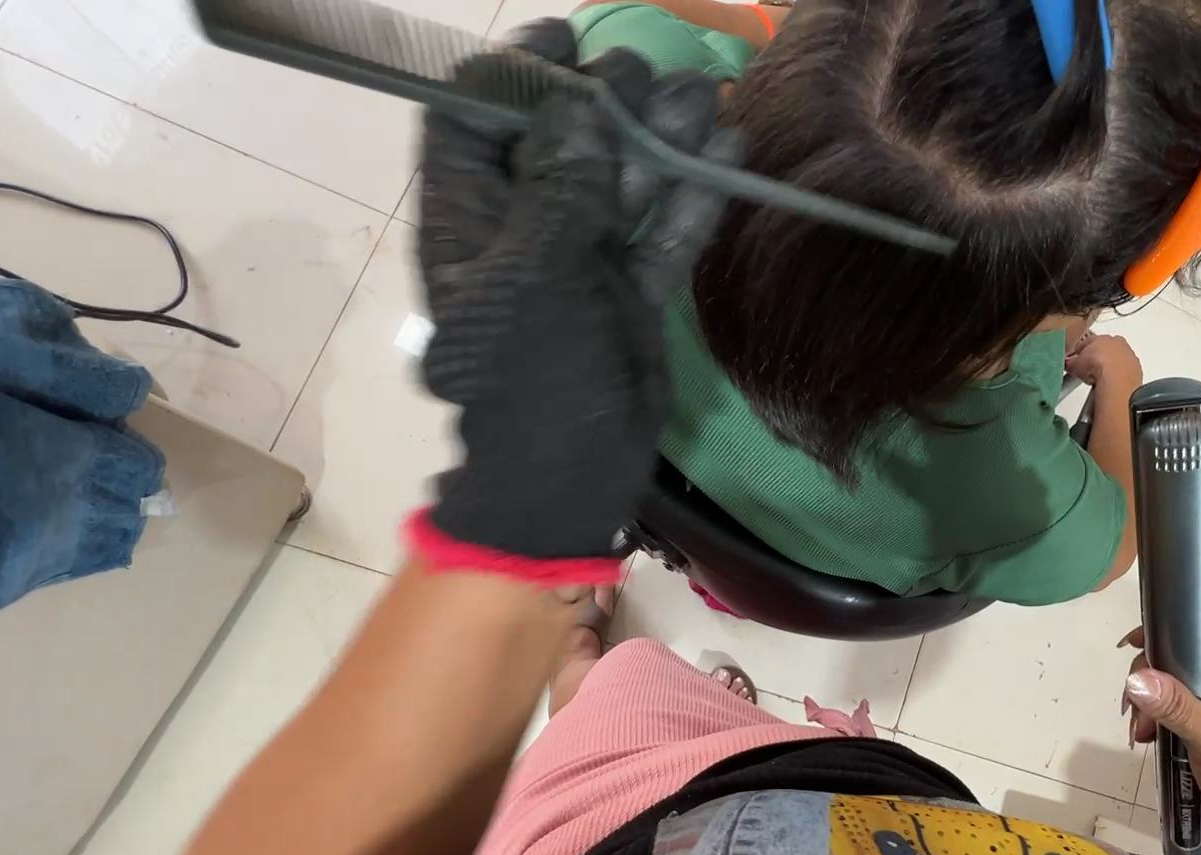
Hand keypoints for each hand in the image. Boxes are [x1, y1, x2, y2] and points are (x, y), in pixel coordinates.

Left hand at [417, 24, 742, 561]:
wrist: (575, 466)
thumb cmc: (535, 375)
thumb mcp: (535, 278)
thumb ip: (557, 191)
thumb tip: (576, 105)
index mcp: (473, 219)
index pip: (478, 121)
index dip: (518, 74)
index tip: (564, 36)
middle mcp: (526, 229)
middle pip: (566, 145)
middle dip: (611, 105)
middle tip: (657, 76)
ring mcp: (584, 262)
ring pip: (624, 187)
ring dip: (665, 146)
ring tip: (709, 99)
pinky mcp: (631, 291)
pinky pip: (662, 235)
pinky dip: (693, 202)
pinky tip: (727, 158)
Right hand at [1065, 333, 1141, 387]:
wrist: (1115, 378)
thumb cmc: (1096, 366)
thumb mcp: (1074, 365)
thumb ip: (1071, 363)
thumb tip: (1068, 365)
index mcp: (1101, 337)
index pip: (1088, 342)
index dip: (1081, 352)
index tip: (1079, 360)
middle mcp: (1117, 342)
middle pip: (1106, 349)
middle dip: (1099, 357)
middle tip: (1091, 369)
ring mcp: (1128, 354)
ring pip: (1118, 359)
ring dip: (1111, 367)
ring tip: (1101, 379)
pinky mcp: (1136, 368)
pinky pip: (1125, 371)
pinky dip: (1119, 376)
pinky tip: (1111, 383)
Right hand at [1121, 622, 1200, 836]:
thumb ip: (1172, 704)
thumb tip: (1134, 677)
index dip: (1170, 629)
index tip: (1135, 645)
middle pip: (1188, 655)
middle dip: (1154, 679)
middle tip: (1134, 708)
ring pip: (1182, 681)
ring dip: (1155, 701)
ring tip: (1140, 731)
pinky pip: (1185, 703)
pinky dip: (1164, 715)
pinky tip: (1150, 735)